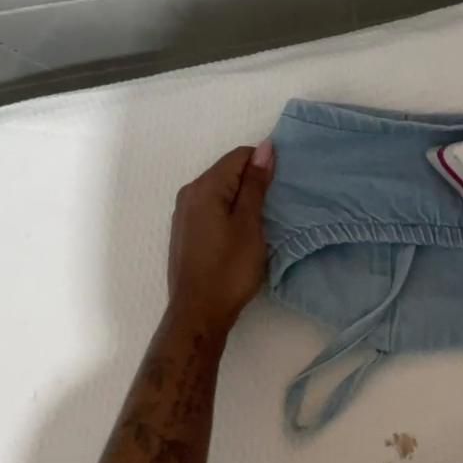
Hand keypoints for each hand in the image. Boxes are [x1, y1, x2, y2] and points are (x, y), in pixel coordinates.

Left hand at [165, 141, 274, 333]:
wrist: (198, 314)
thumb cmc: (229, 269)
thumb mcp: (249, 223)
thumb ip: (255, 184)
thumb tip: (265, 148)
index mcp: (205, 187)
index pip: (239, 156)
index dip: (262, 164)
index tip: (279, 187)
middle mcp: (189, 193)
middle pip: (227, 170)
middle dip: (251, 180)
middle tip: (274, 205)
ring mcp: (183, 213)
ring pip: (220, 189)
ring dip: (241, 197)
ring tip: (260, 219)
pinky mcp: (185, 230)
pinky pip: (211, 206)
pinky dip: (228, 210)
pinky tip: (240, 231)